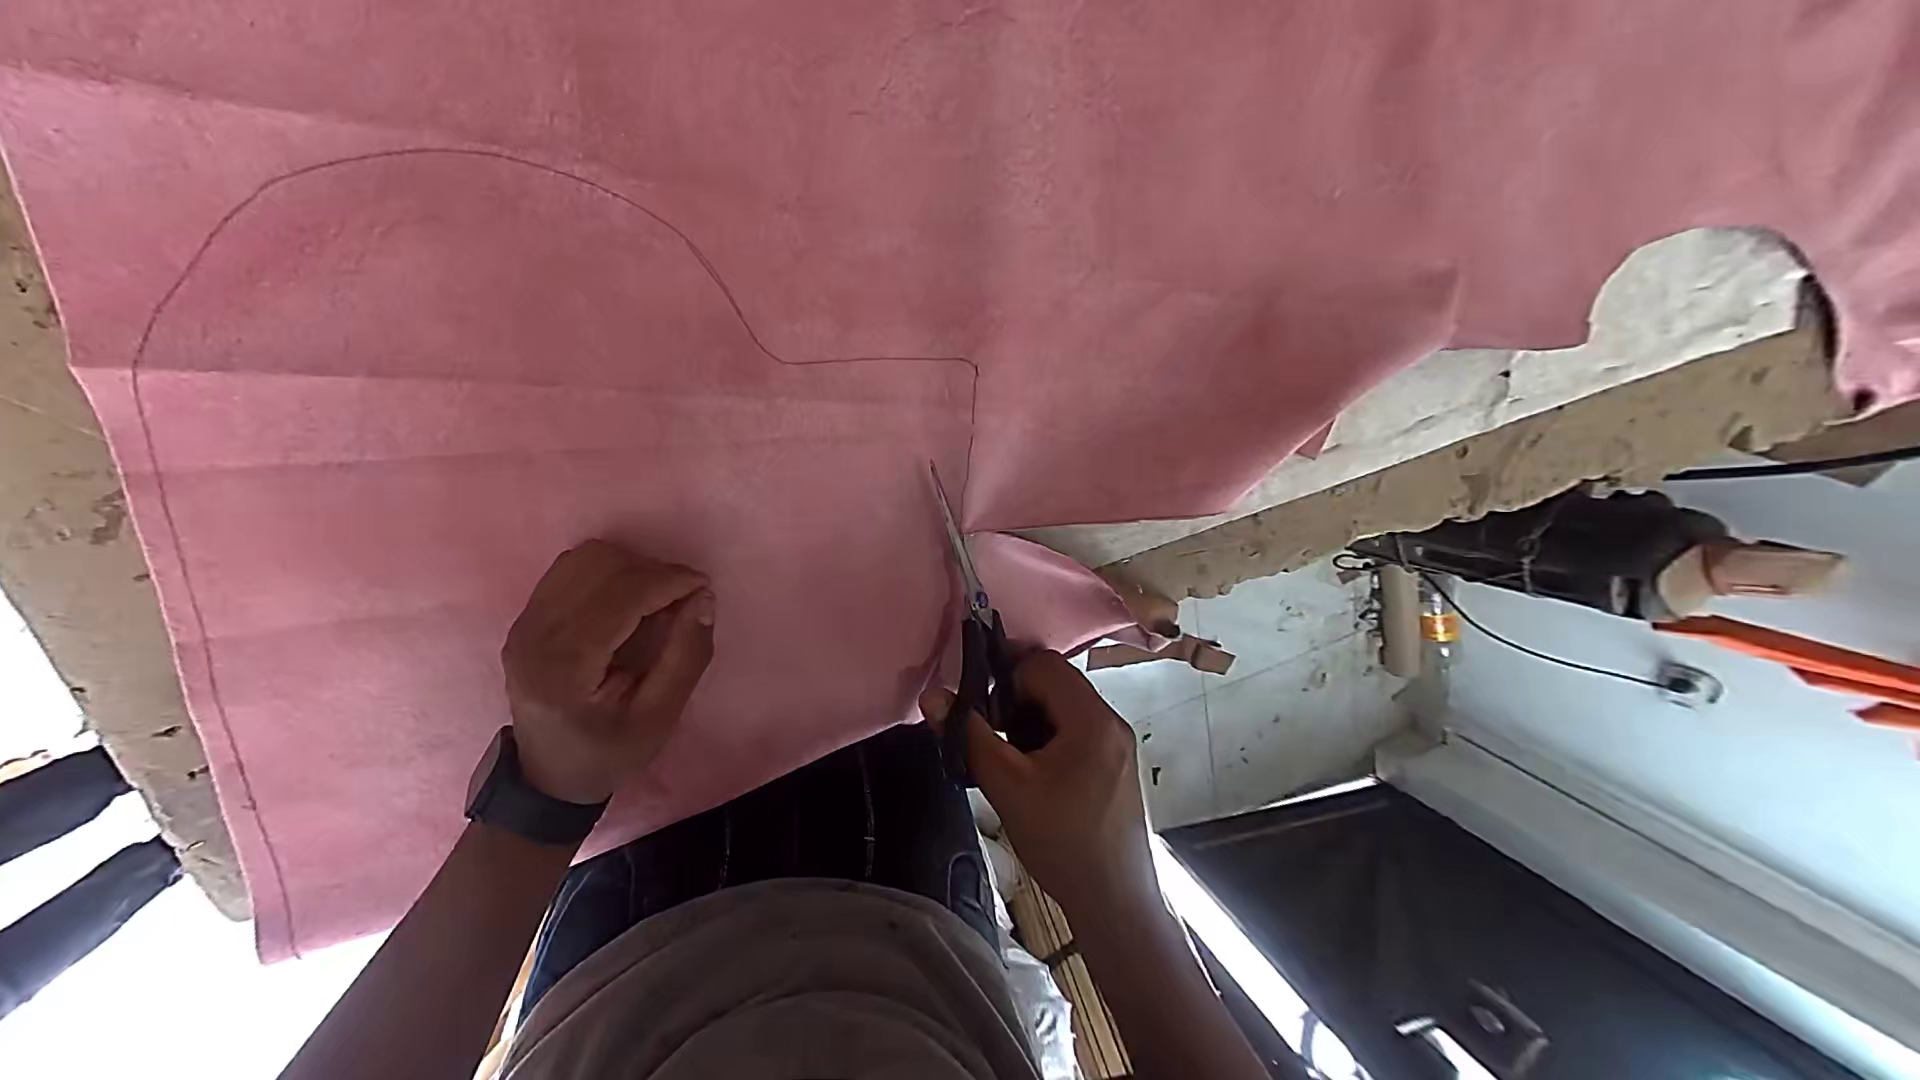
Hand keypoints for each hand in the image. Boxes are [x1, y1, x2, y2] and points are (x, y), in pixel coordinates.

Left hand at [501, 540, 715, 803]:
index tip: (703, 586)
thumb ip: (686, 655)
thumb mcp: (661, 716)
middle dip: (653, 571)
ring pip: (584, 559)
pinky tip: (630, 599)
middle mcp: (535, 633)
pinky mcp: (526, 618)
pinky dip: (610, 572)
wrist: (550, 777)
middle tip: (684, 596)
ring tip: (658, 597)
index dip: (668, 580)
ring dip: (631, 567)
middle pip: (600, 566)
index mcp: (566, 663)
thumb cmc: (610, 751)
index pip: (620, 594)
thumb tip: (704, 597)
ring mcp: (524, 622)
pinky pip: (571, 570)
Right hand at [920, 651, 1154, 915]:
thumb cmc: (1061, 842)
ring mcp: (1118, 743)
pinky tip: (1033, 773)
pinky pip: (1077, 730)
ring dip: (1031, 720)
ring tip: (1011, 758)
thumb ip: (967, 735)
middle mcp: (1111, 721)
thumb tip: (932, 696)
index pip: (1043, 664)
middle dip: (1016, 700)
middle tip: (993, 735)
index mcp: (1092, 718)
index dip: (1006, 678)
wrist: (1114, 903)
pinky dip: (1049, 738)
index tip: (984, 712)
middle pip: (1056, 682)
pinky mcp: (1117, 764)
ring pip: (1064, 707)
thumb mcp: (1006, 786)